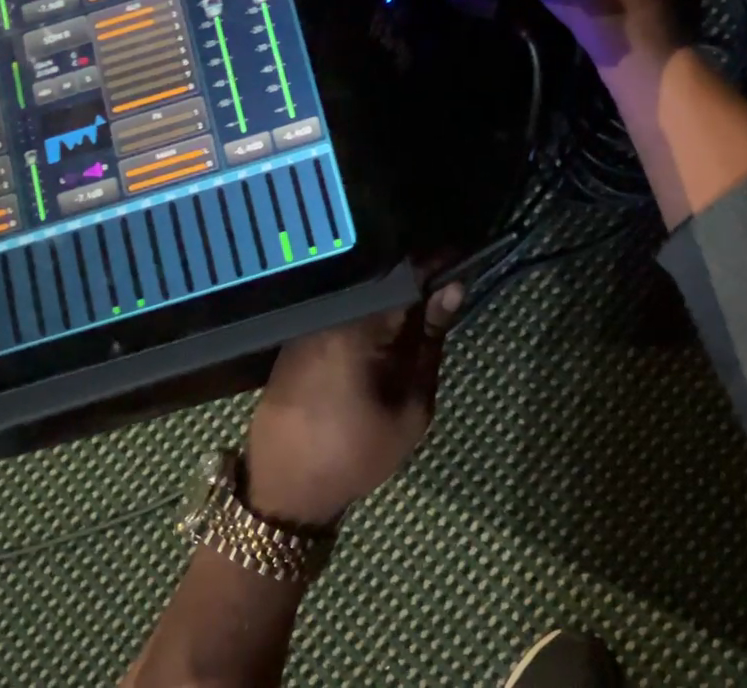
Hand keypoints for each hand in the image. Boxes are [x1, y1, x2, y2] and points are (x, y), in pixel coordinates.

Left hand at [243, 281, 465, 525]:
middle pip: (379, 279)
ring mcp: (306, 324)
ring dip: (389, 294)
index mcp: (356, 327)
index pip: (405, 275)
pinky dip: (364, 312)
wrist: (284, 490)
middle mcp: (326, 314)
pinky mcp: (293, 338)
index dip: (436, 263)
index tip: (462, 255)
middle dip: (414, 276)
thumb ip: (431, 342)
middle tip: (446, 283)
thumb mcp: (412, 407)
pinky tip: (384, 325)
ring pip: (358, 295)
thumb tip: (452, 289)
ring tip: (420, 301)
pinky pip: (338, 311)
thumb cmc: (355, 455)